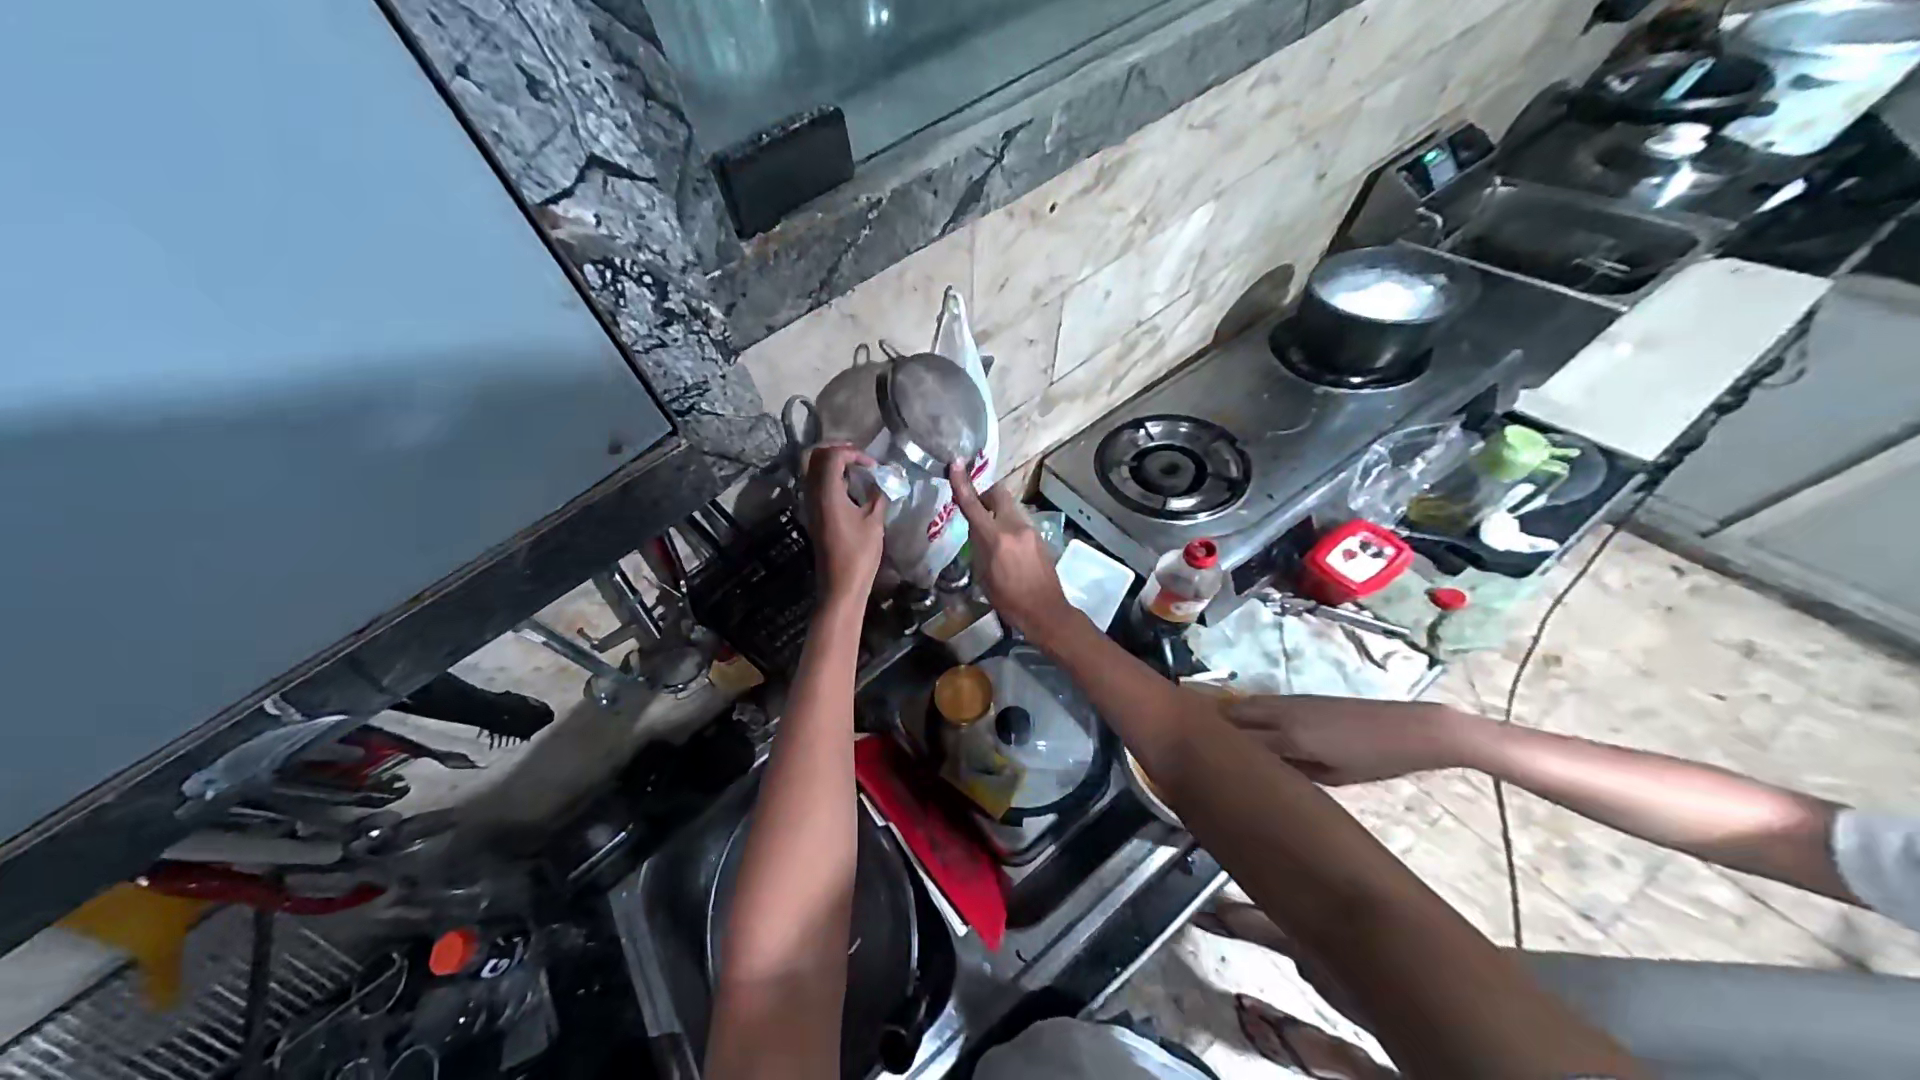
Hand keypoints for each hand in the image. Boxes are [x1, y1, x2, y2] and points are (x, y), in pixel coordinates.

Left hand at [806, 444, 888, 602]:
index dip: (853, 453)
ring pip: (814, 471)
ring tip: (857, 469)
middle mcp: (814, 495)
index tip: (873, 465)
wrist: (840, 585)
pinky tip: (850, 488)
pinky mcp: (814, 515)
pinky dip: (832, 478)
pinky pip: (817, 485)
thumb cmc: (859, 554)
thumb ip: (878, 495)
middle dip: (839, 451)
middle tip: (861, 457)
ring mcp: (811, 505)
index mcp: (827, 493)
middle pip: (817, 458)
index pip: (833, 456)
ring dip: (834, 464)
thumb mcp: (874, 522)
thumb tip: (883, 481)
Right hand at [947, 463, 1080, 641]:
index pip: (973, 505)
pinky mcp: (1039, 537)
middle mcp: (1015, 528)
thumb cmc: (1009, 601)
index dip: (962, 483)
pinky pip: (1018, 522)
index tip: (955, 463)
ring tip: (988, 528)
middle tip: (974, 499)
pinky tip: (1004, 544)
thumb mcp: (984, 576)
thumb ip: (979, 547)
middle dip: (985, 492)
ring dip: (996, 510)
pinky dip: (1007, 525)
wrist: (1046, 612)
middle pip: (998, 495)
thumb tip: (977, 530)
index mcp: (996, 539)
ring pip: (1009, 508)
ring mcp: (1030, 531)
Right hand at [1221, 696, 1491, 784]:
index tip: (1198, 763)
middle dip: (1210, 728)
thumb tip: (1261, 772)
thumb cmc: (1376, 762)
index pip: (1238, 742)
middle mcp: (1281, 714)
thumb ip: (1292, 771)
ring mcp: (1289, 702)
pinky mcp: (1298, 697)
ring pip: (1242, 705)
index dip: (1216, 750)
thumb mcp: (1333, 778)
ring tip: (1208, 735)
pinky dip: (1243, 713)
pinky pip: (1258, 703)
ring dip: (1224, 717)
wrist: (1411, 729)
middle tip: (1193, 746)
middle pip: (1232, 716)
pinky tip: (1241, 727)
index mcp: (1290, 739)